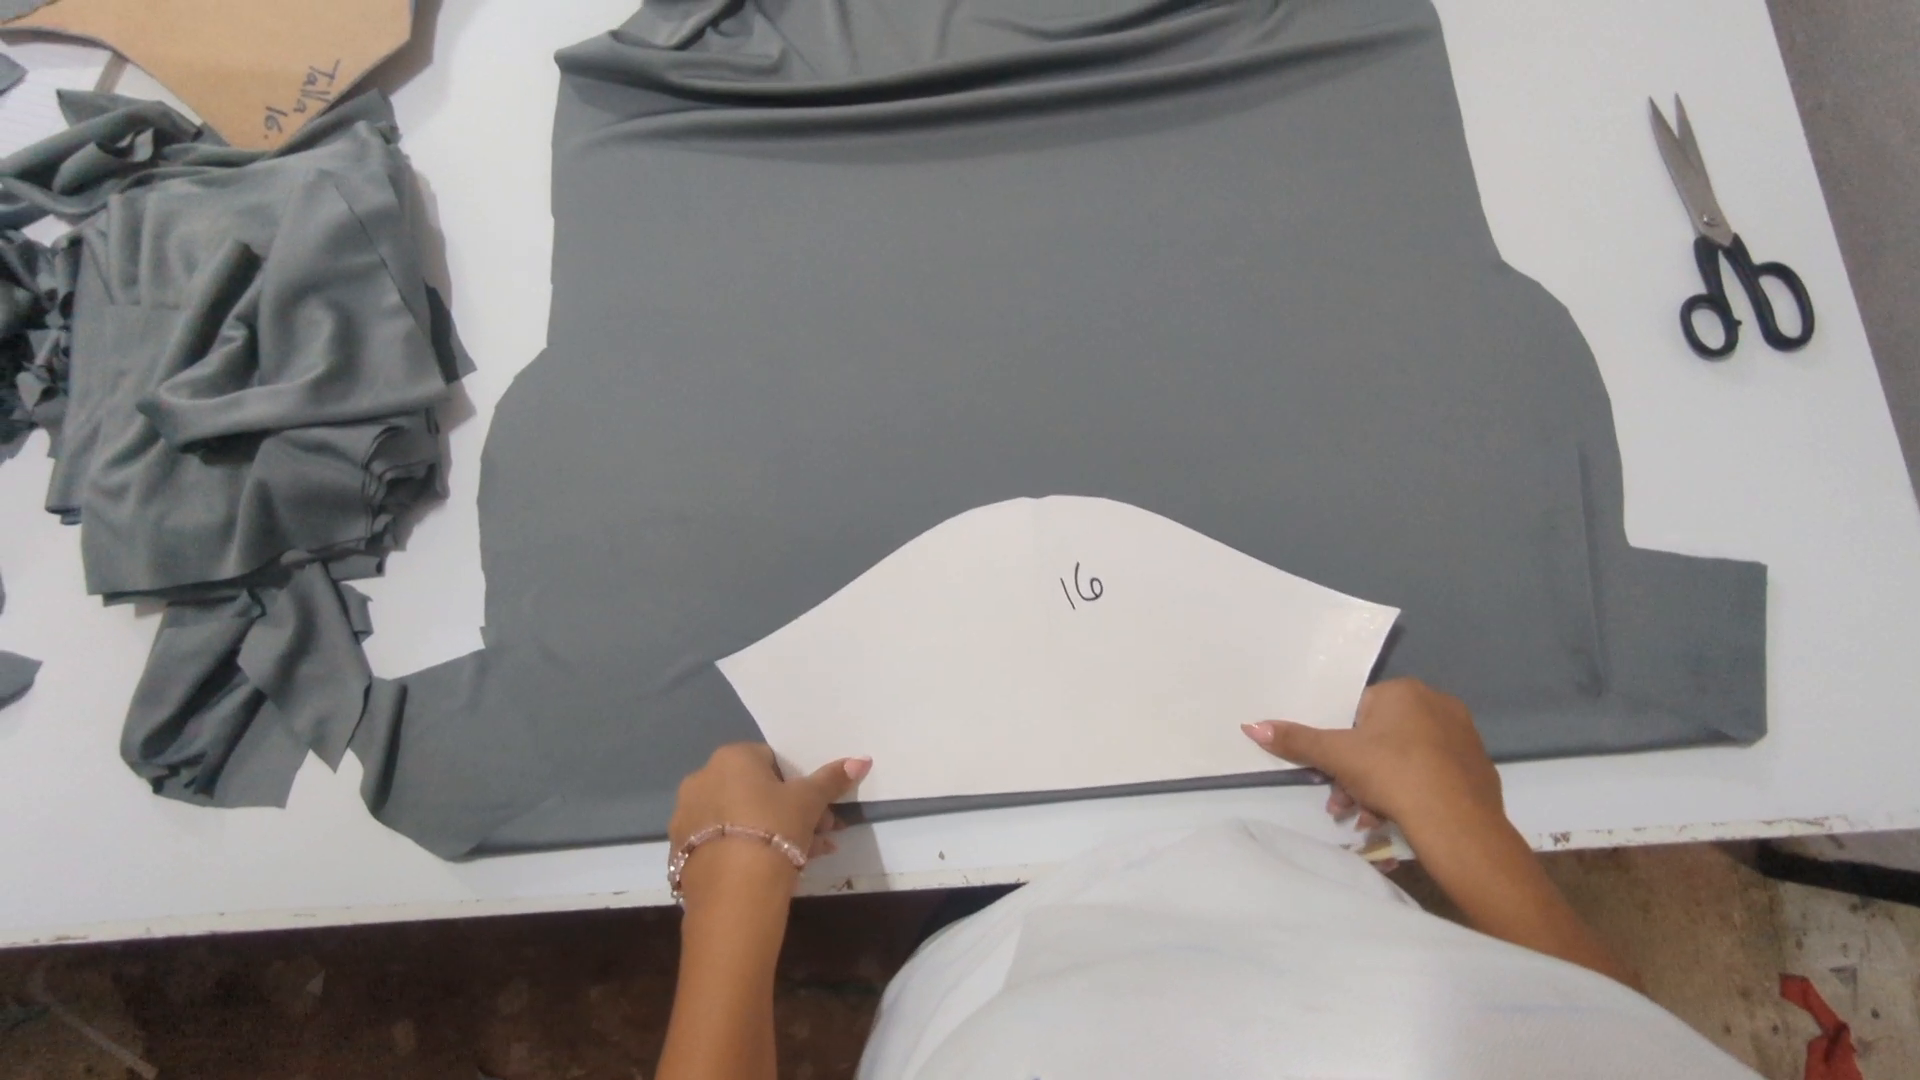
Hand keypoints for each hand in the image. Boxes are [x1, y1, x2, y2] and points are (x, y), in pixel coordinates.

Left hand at [669, 744, 871, 905]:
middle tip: (821, 832)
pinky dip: (747, 849)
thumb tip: (861, 759)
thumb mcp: (810, 801)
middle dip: (791, 811)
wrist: (734, 892)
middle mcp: (702, 779)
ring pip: (741, 818)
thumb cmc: (774, 828)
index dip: (798, 784)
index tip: (817, 807)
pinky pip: (723, 841)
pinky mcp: (681, 851)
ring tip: (810, 855)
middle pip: (756, 791)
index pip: (771, 761)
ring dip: (775, 832)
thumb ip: (832, 779)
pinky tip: (777, 870)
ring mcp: (687, 816)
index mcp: (731, 758)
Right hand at [1243, 678, 1502, 839]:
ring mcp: (1463, 737)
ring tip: (1363, 817)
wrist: (1457, 823)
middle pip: (1380, 737)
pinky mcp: (1477, 769)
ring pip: (1404, 759)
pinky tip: (1392, 819)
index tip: (1330, 768)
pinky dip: (1409, 793)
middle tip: (1341, 799)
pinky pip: (1431, 775)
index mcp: (1405, 691)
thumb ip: (1296, 739)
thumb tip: (1250, 725)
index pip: (1358, 710)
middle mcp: (1438, 705)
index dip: (1340, 741)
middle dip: (1355, 772)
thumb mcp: (1335, 755)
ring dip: (1377, 788)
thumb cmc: (1392, 773)